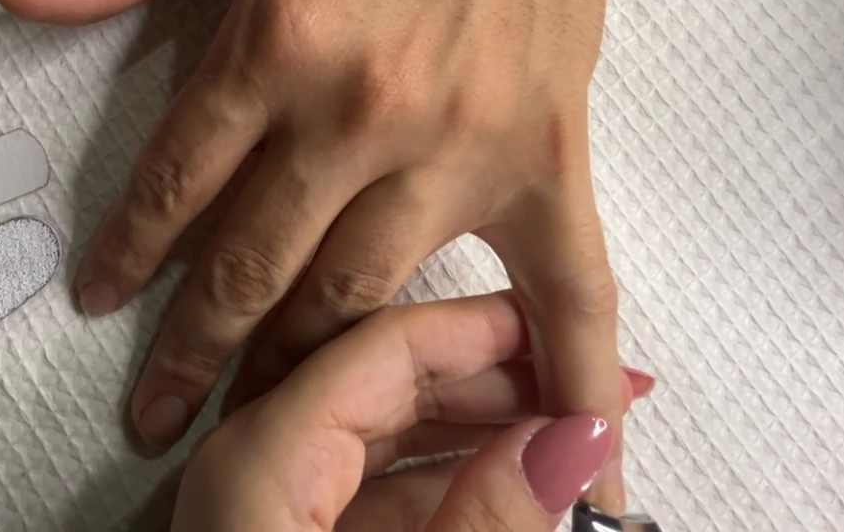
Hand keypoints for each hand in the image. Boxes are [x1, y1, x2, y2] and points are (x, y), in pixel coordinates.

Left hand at [0, 0, 632, 504]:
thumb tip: (25, 1)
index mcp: (275, 40)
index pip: (176, 179)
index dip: (127, 251)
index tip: (100, 299)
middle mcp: (360, 109)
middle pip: (254, 263)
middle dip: (196, 348)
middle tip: (159, 410)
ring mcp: (457, 145)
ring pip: (361, 292)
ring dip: (304, 368)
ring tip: (261, 420)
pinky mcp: (544, 156)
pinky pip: (563, 283)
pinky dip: (564, 370)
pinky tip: (562, 447)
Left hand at [171, 293, 652, 530]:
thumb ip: (488, 522)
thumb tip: (569, 437)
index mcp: (261, 458)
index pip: (381, 346)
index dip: (478, 331)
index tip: (565, 335)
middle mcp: (256, 461)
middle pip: (386, 380)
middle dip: (491, 378)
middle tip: (587, 387)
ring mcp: (270, 504)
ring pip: (389, 433)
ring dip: (479, 429)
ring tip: (567, 432)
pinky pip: (381, 489)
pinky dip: (450, 484)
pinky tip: (514, 485)